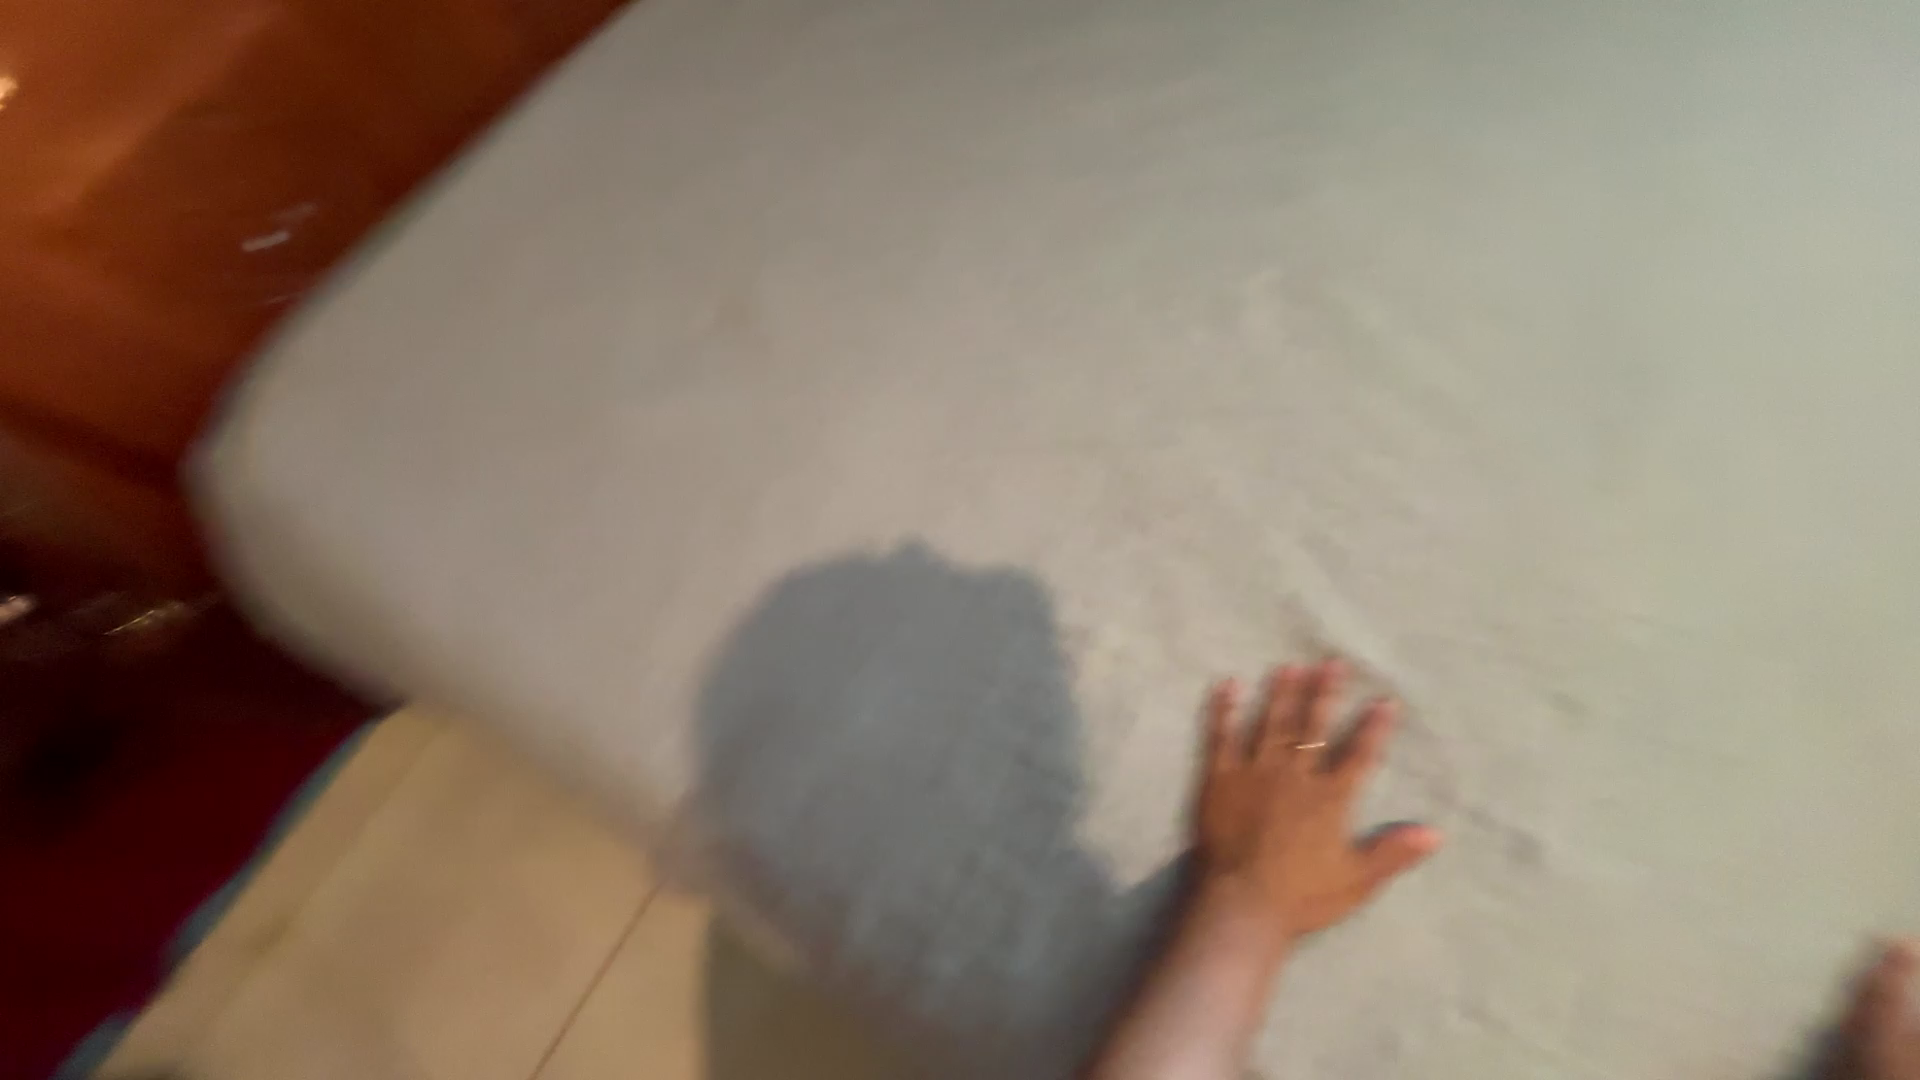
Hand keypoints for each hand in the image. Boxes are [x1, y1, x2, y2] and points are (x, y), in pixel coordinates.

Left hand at [1194, 658, 1440, 940]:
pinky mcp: (1219, 775)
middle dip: (1324, 692)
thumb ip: (1394, 852)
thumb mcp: (1357, 880)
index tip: (1385, 700)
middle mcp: (1293, 775)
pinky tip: (1228, 684)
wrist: (1240, 902)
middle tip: (1331, 662)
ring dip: (1280, 693)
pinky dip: (1224, 708)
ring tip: (1289, 666)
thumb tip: (1437, 832)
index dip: (1373, 727)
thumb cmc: (1301, 896)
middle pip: (1311, 726)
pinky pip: (1221, 735)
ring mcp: (1253, 771)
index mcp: (1329, 799)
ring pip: (1270, 722)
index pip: (1358, 754)